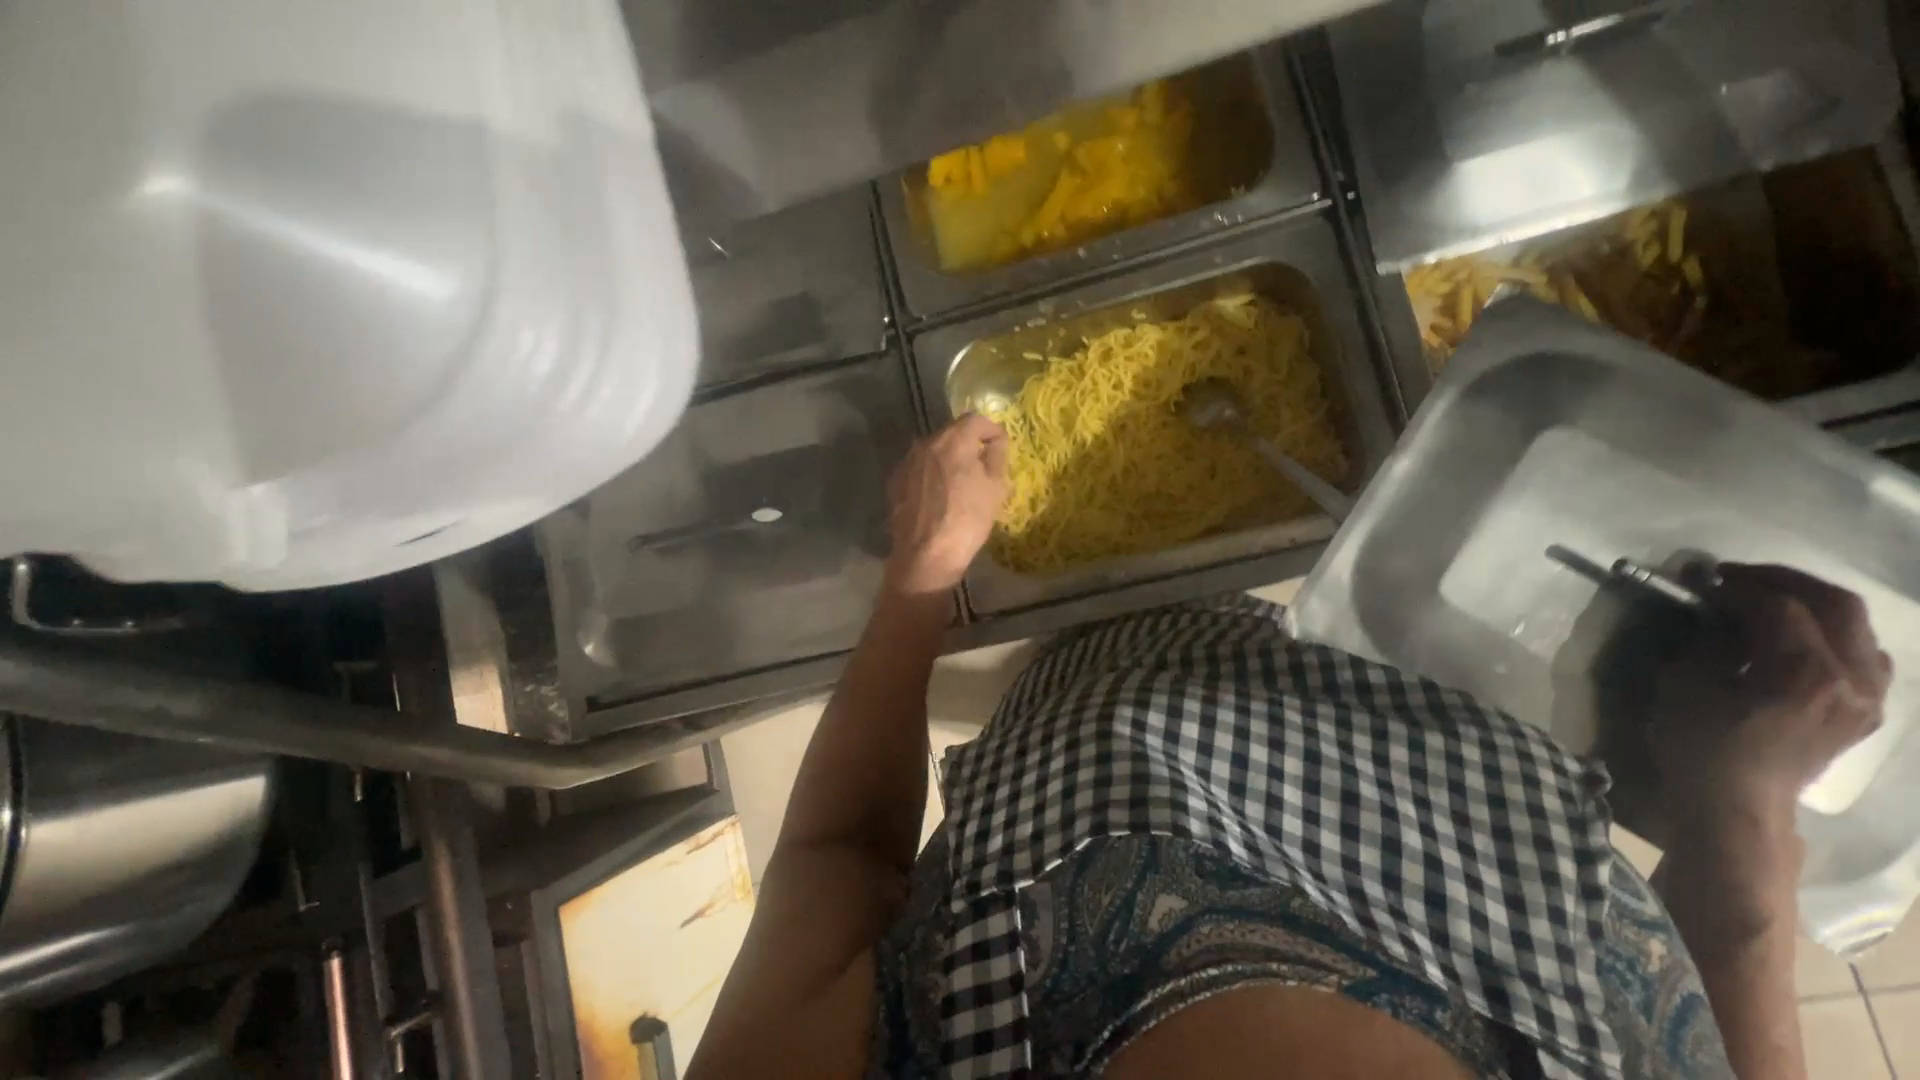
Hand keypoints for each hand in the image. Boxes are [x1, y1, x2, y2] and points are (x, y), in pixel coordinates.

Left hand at [883, 414, 1009, 597]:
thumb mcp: (995, 488)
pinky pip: (920, 469)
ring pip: (933, 451)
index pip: (975, 419)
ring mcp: (906, 463)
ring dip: (949, 460)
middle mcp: (925, 444)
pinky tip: (939, 497)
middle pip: (951, 433)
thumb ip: (996, 456)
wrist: (925, 556)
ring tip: (960, 484)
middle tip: (983, 467)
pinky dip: (932, 475)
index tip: (1000, 446)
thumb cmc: (967, 521)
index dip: (992, 429)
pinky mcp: (895, 483)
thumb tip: (995, 441)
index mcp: (952, 440)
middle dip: (969, 444)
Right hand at [1650, 563, 1891, 827]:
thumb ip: (1712, 641)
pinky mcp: (1865, 711)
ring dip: (1811, 605)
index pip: (1779, 606)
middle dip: (1782, 581)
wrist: (1736, 805)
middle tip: (1735, 578)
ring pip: (1857, 628)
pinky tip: (1798, 639)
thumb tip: (1718, 613)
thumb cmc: (1700, 745)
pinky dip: (1831, 636)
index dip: (1735, 586)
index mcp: (1805, 673)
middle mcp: (1852, 679)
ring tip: (1765, 603)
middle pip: (1835, 605)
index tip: (1698, 579)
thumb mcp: (1687, 684)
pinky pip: (1864, 657)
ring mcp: (1868, 697)